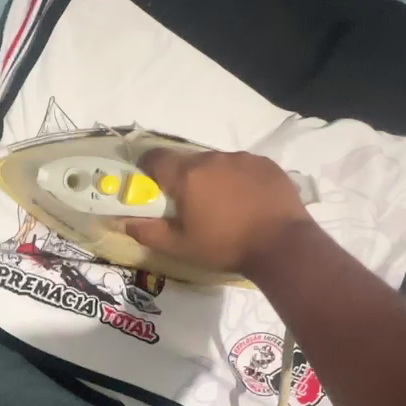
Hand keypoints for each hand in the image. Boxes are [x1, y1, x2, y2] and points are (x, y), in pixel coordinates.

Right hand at [123, 150, 311, 277]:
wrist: (281, 244)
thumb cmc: (224, 246)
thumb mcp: (180, 247)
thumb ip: (148, 232)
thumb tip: (123, 222)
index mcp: (187, 175)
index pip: (156, 158)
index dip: (147, 168)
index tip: (147, 182)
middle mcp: (213, 158)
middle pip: (187, 161)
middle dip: (181, 178)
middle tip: (186, 204)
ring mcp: (242, 158)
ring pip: (216, 163)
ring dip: (211, 179)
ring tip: (219, 206)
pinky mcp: (266, 164)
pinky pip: (242, 167)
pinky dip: (236, 181)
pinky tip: (244, 203)